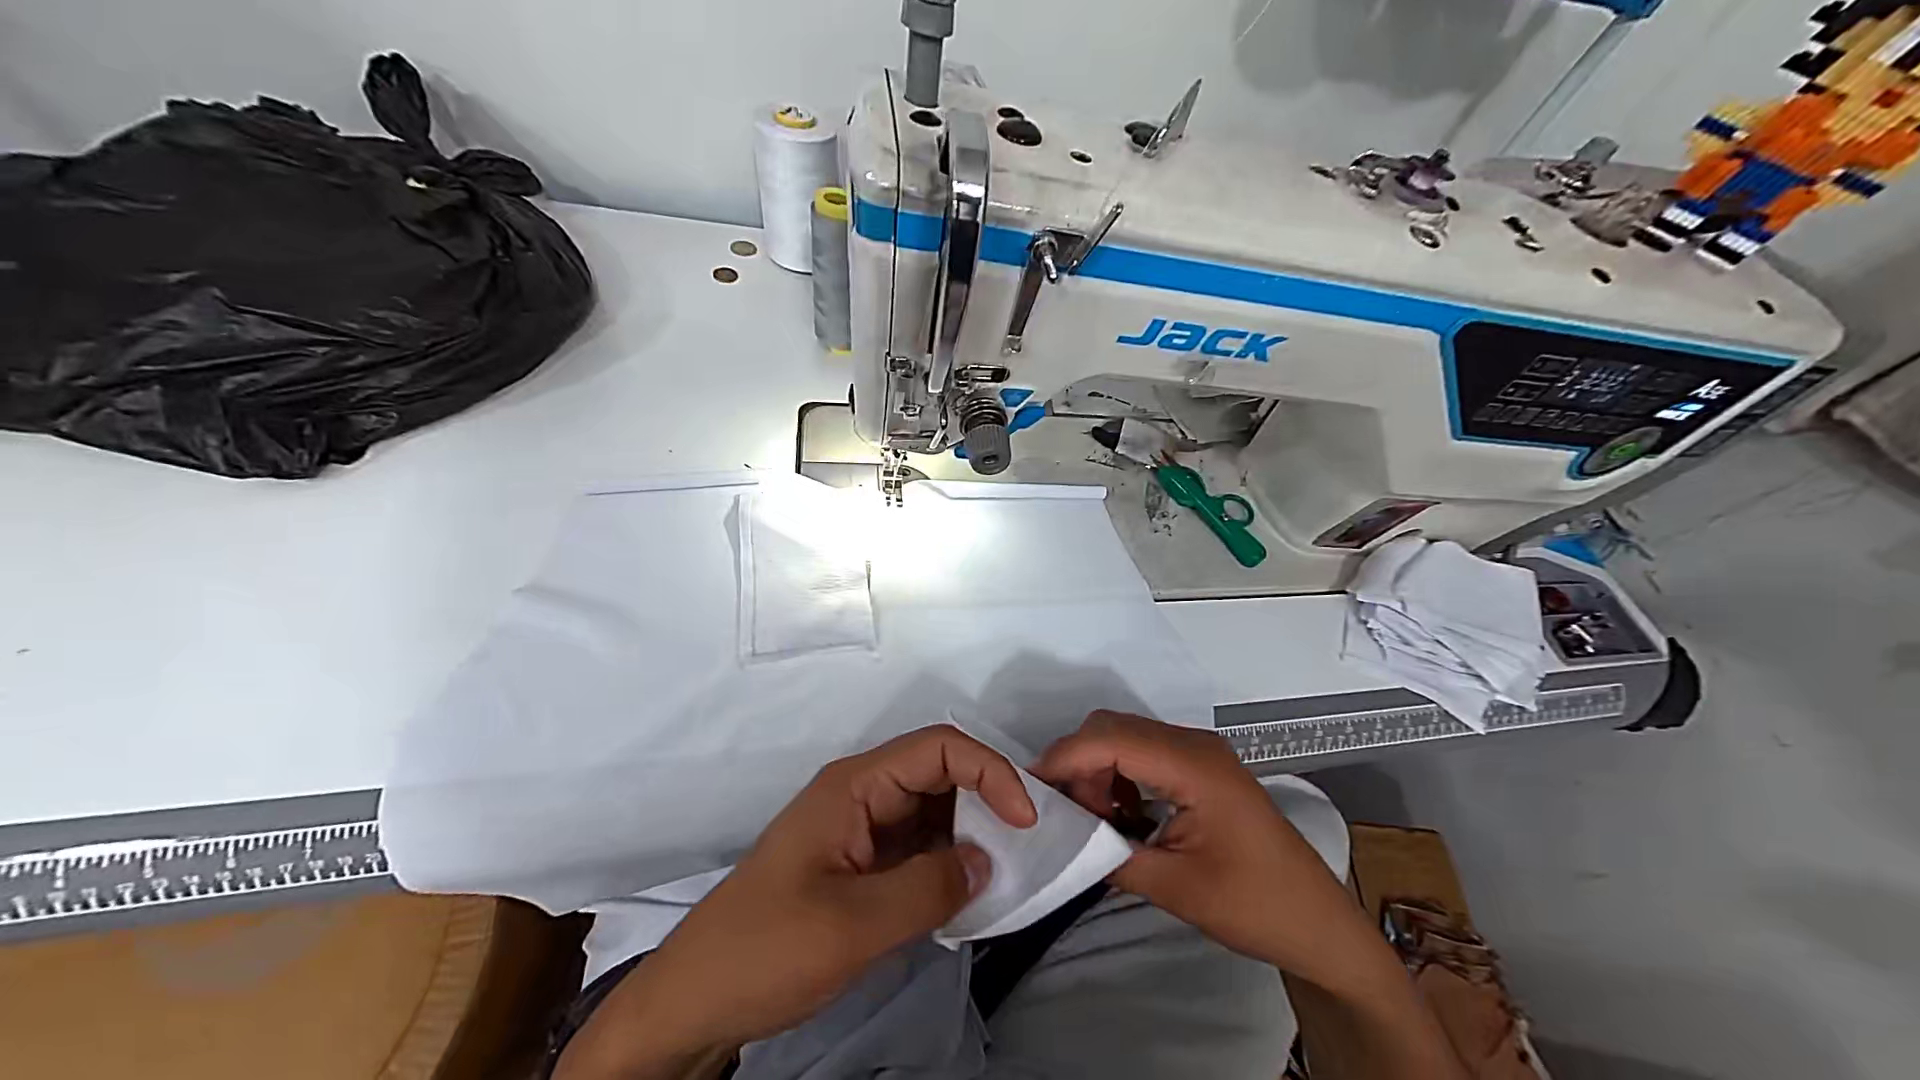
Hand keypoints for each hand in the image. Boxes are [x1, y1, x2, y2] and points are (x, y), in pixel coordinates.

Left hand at [555, 725, 1036, 1078]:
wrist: (695, 999)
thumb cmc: (766, 949)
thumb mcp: (853, 924)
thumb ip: (929, 887)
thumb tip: (985, 861)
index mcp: (855, 786)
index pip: (939, 748)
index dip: (990, 771)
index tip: (1025, 820)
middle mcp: (860, 795)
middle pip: (939, 774)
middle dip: (985, 801)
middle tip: (1023, 850)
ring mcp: (859, 829)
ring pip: (931, 811)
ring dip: (969, 835)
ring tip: (1003, 873)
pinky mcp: (859, 863)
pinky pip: (916, 847)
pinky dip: (947, 863)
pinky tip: (965, 892)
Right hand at [1033, 711, 1395, 999]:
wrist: (1319, 925)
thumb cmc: (1255, 905)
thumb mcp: (1174, 887)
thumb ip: (1110, 854)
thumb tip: (1063, 838)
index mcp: (1193, 765)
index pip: (1110, 739)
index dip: (1064, 758)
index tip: (1031, 790)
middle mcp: (1194, 744)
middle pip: (1113, 728)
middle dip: (1077, 763)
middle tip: (1062, 811)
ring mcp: (1199, 754)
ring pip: (1125, 738)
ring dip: (1097, 770)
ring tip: (1092, 820)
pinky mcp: (1200, 769)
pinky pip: (1144, 754)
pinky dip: (1119, 776)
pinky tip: (1119, 816)